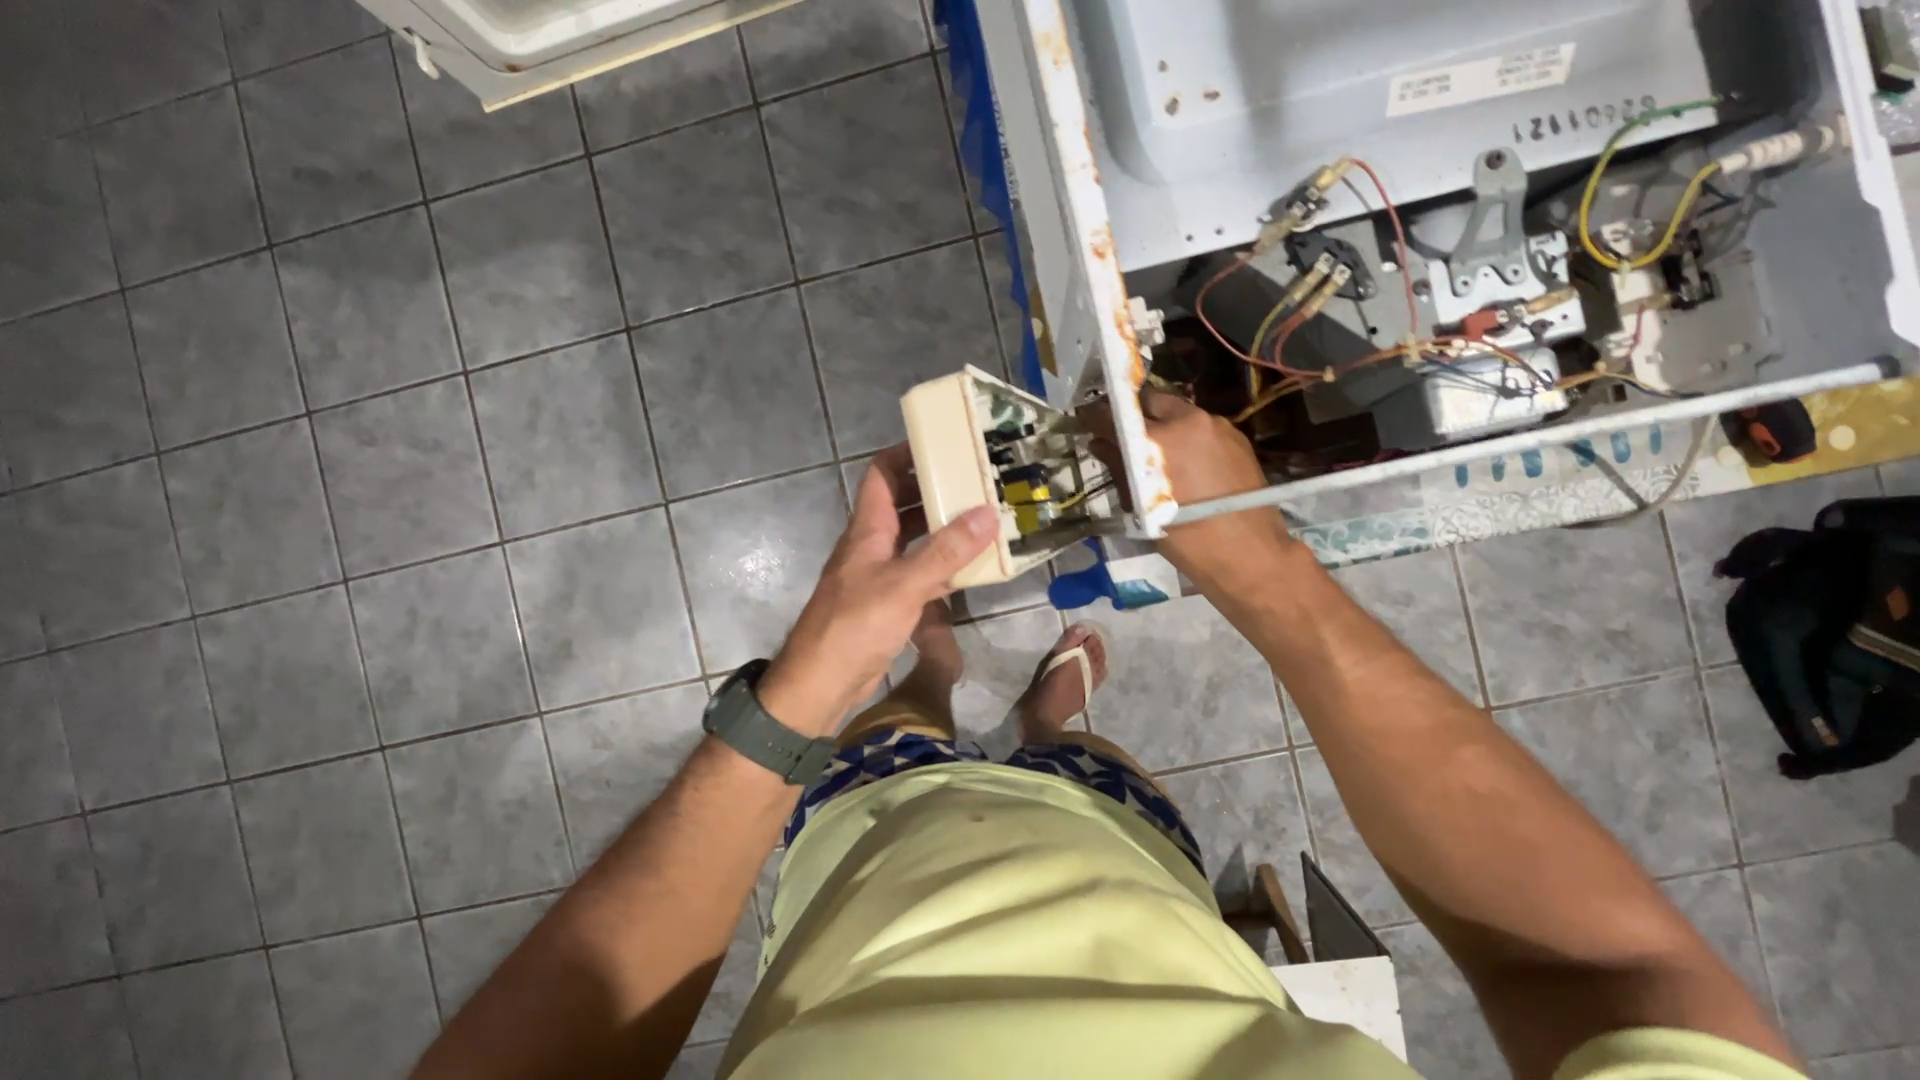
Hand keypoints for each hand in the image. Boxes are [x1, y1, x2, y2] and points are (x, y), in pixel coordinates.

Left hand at [755, 444, 996, 735]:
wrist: (821, 683)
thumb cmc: (855, 625)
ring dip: (945, 528)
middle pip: (904, 503)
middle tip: (980, 480)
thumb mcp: (904, 584)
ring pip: (915, 539)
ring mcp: (880, 574)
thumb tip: (988, 513)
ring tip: (987, 517)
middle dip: (937, 489)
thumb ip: (946, 551)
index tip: (946, 442)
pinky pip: (921, 572)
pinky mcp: (889, 603)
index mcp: (868, 529)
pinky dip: (945, 565)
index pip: (882, 473)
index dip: (908, 452)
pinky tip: (975, 567)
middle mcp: (873, 544)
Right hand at [1103, 389, 1293, 591]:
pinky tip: (1187, 463)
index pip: (1117, 413)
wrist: (1249, 554)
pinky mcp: (1238, 437)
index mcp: (1159, 438)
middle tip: (1125, 434)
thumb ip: (1118, 467)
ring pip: (1180, 413)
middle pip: (1152, 401)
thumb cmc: (1186, 538)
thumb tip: (1099, 443)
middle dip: (1136, 413)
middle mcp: (1189, 420)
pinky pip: (1203, 427)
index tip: (1088, 419)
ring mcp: (1218, 426)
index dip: (1097, 415)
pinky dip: (1188, 437)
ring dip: (1164, 425)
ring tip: (1159, 452)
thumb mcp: (1142, 506)